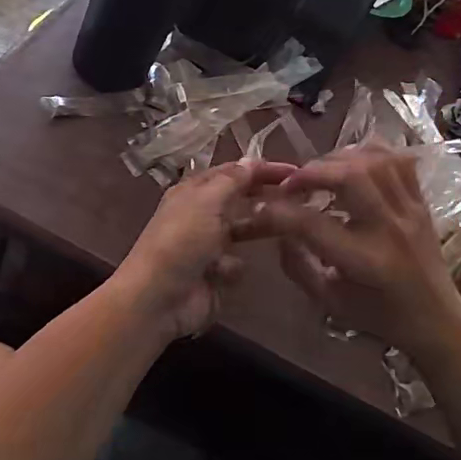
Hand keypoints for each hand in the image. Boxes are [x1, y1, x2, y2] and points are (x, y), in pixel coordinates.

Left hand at [119, 159, 295, 337]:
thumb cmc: (180, 241)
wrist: (158, 298)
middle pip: (240, 199)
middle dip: (265, 198)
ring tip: (288, 227)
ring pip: (244, 230)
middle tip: (302, 197)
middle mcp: (202, 214)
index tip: (295, 172)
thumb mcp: (206, 201)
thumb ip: (231, 180)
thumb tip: (251, 161)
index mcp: (194, 192)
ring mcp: (208, 245)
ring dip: (258, 230)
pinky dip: (234, 267)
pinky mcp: (215, 274)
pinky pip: (237, 264)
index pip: (233, 172)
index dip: (261, 169)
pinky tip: (227, 273)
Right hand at [245, 145, 460, 358]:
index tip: (262, 209)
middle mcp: (389, 229)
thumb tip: (277, 230)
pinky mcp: (421, 201)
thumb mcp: (328, 301)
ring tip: (320, 172)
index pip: (313, 224)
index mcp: (364, 261)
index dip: (279, 212)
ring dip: (338, 159)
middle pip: (350, 177)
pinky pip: (398, 160)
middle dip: (311, 172)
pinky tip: (351, 164)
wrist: (437, 320)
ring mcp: (409, 211)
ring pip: (374, 161)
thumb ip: (297, 265)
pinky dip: (369, 153)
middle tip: (292, 184)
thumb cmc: (379, 315)